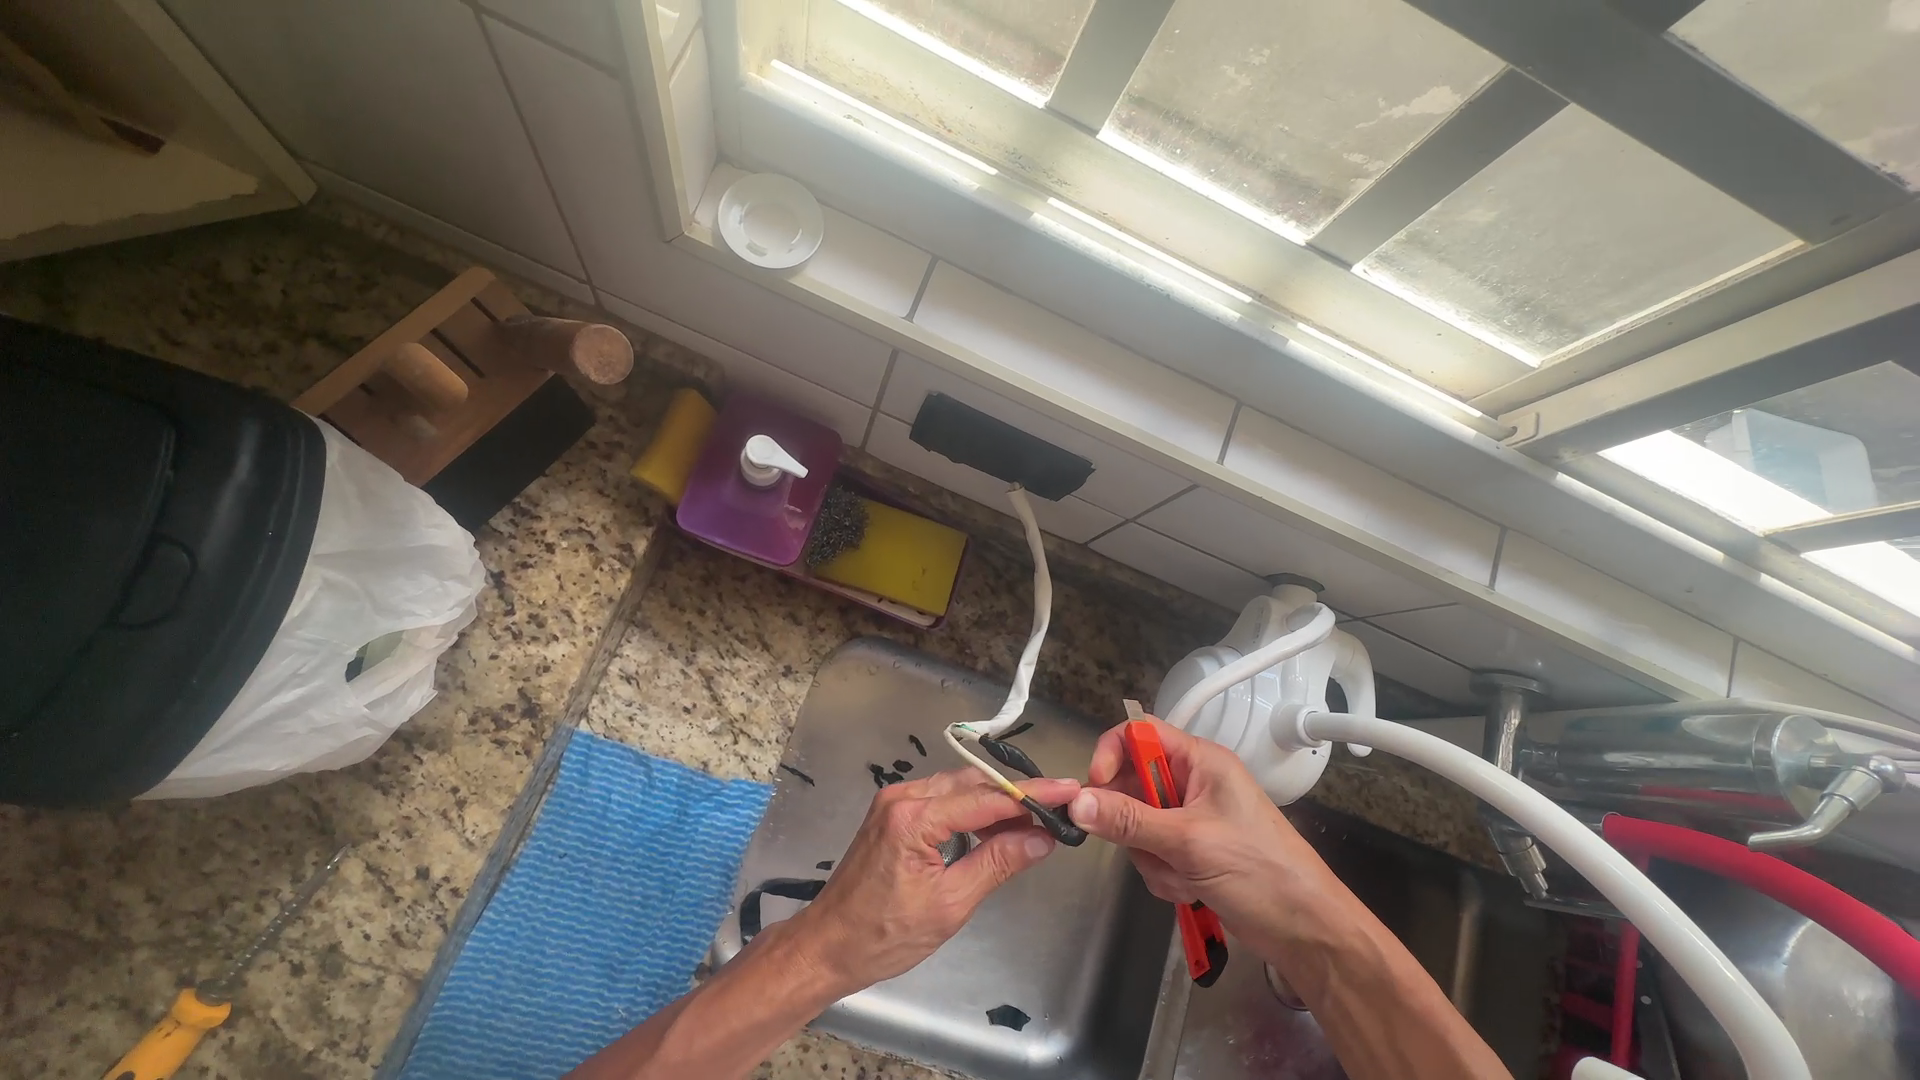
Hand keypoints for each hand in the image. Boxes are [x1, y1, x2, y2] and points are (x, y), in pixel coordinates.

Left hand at [788, 768, 1078, 993]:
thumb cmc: (885, 935)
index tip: (1068, 790)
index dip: (1032, 794)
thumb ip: (997, 863)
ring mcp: (894, 801)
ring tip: (1030, 824)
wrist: (828, 946)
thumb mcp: (950, 904)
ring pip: (958, 788)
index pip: (986, 797)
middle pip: (973, 784)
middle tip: (1054, 811)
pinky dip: (970, 810)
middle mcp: (903, 796)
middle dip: (1016, 796)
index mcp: (914, 817)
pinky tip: (991, 829)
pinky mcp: (892, 812)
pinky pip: (941, 799)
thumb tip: (1041, 838)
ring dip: (994, 803)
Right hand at [1067, 716, 1342, 958]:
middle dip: (1133, 824)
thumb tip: (1076, 802)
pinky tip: (1191, 890)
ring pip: (1138, 826)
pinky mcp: (1191, 853)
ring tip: (1183, 875)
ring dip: (1152, 857)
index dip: (1112, 755)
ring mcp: (1191, 819)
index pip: (1138, 734)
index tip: (1096, 789)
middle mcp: (1193, 783)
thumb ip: (1128, 820)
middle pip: (1132, 785)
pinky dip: (1164, 875)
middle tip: (1147, 846)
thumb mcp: (1188, 842)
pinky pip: (1153, 854)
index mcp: (1200, 761)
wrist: (1306, 931)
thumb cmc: (1258, 870)